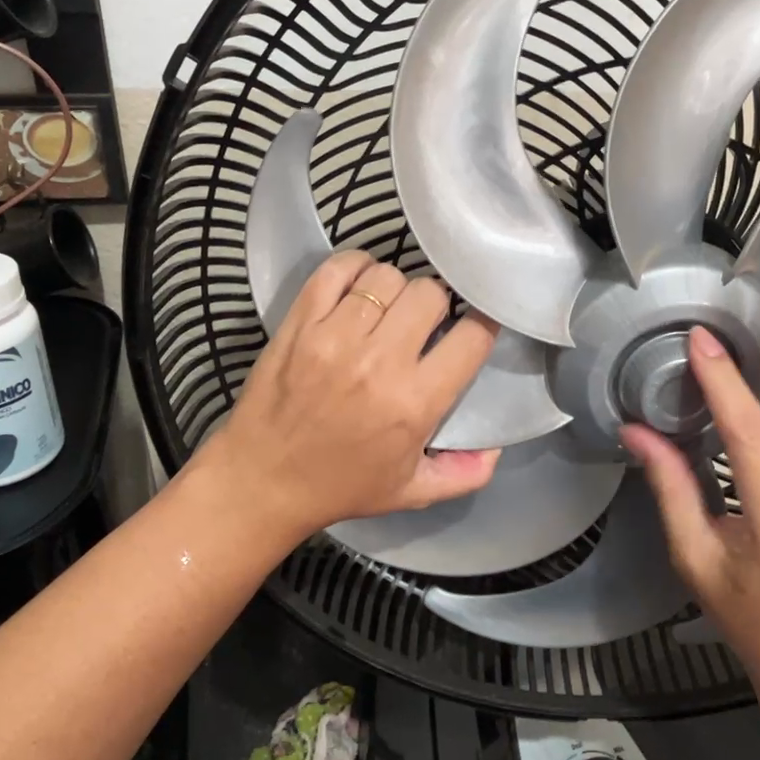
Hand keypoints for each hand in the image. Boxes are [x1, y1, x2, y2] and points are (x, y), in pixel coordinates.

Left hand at [209, 250, 501, 537]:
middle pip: (430, 293)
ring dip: (394, 288)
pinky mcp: (299, 322)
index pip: (471, 336)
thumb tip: (497, 447)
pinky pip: (337, 269)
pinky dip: (354, 268)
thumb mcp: (413, 492)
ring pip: (386, 277)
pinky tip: (358, 288)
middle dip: (436, 304)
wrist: (262, 482)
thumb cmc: (341, 486)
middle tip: (423, 323)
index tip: (474, 327)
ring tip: (387, 309)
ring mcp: (335, 336)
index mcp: (414, 402)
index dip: (481, 325)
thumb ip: (464, 473)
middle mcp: (380, 362)